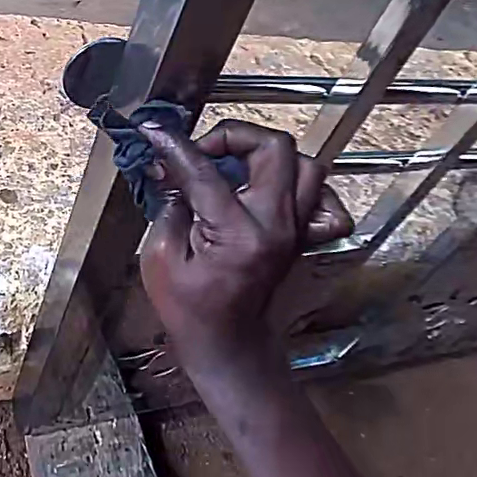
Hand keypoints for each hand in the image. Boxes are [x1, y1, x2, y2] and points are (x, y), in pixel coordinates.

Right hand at [137, 119, 352, 386]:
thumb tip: (172, 168)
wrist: (227, 343)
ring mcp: (297, 229)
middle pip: (274, 148)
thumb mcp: (161, 257)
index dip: (175, 148)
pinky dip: (302, 185)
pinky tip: (272, 189)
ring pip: (305, 164)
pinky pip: (323, 199)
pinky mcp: (302, 235)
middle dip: (232, 136)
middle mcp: (278, 225)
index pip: (206, 172)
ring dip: (265, 154)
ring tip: (233, 165)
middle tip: (203, 152)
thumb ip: (169, 205)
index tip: (154, 133)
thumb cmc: (189, 309)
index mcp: (239, 234)